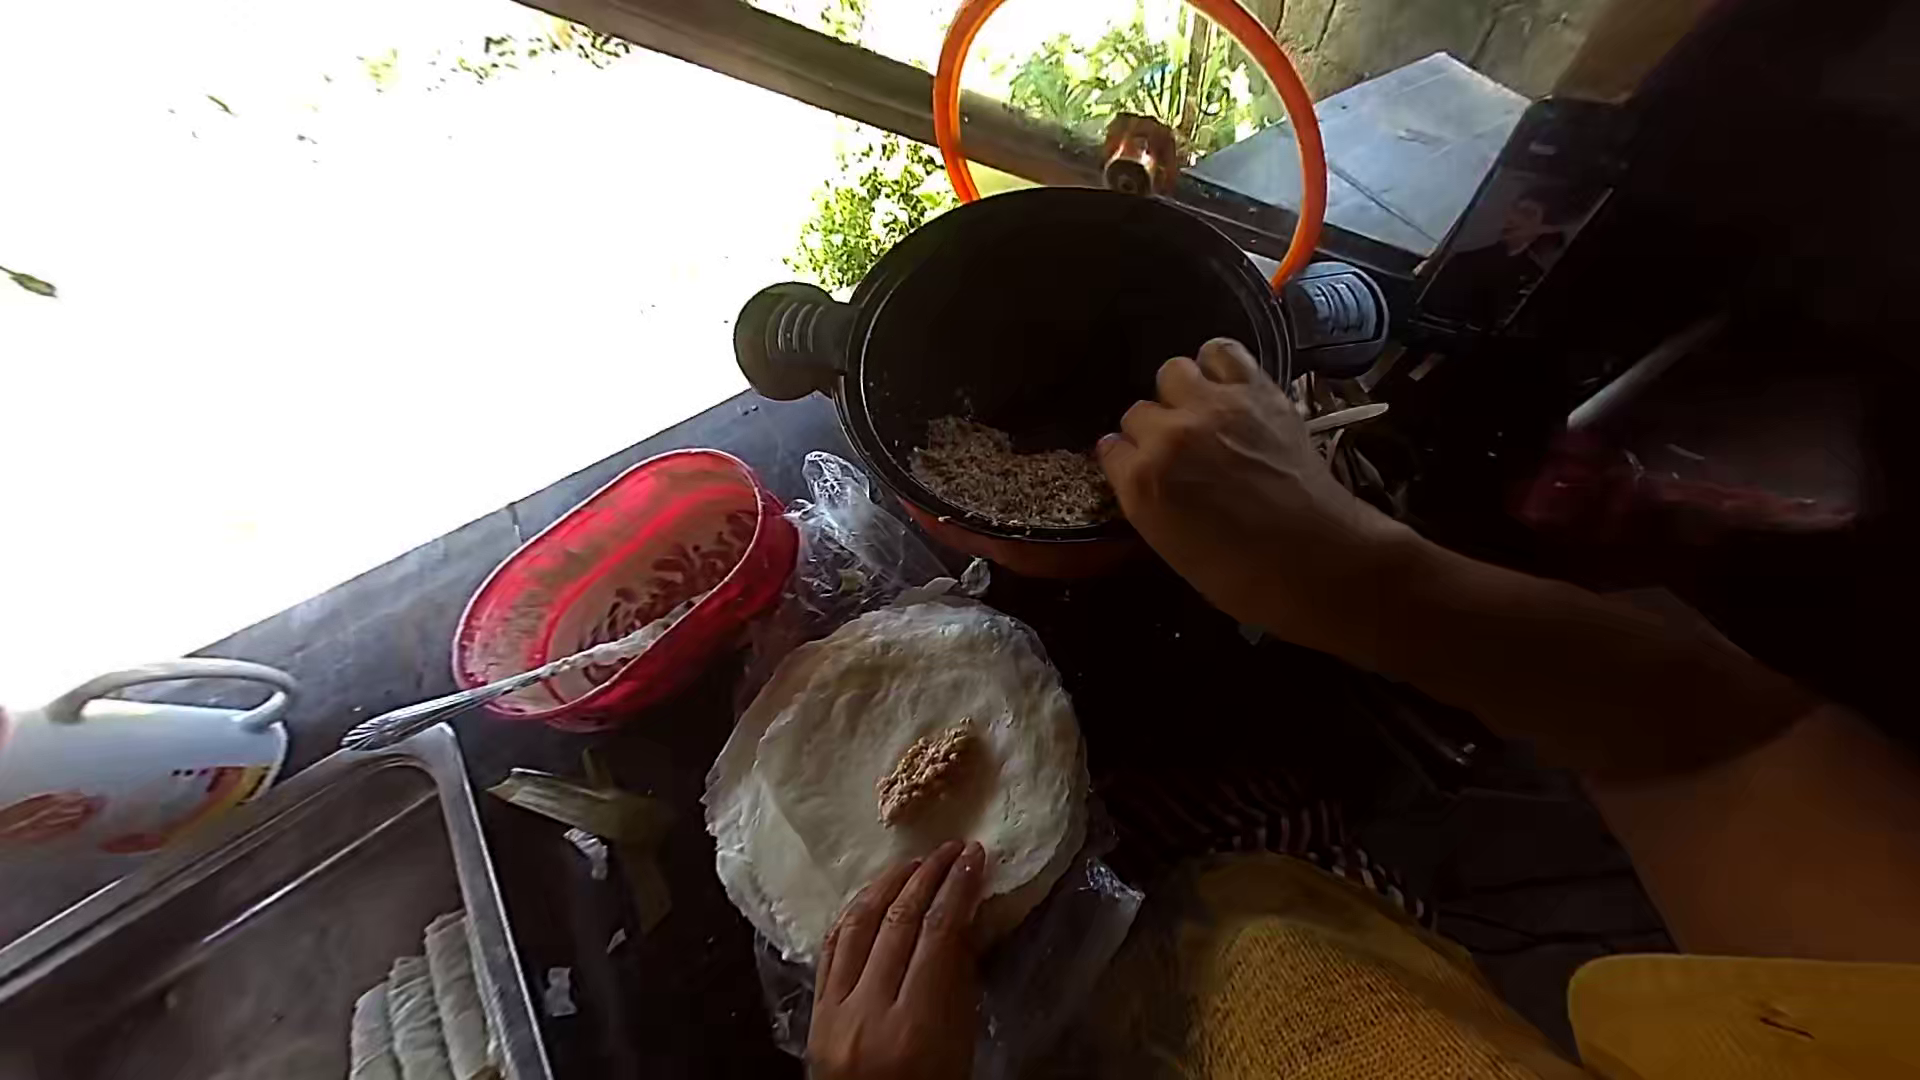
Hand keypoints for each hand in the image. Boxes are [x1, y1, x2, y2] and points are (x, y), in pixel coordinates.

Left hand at [808, 840, 986, 1079]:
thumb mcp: (961, 1047)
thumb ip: (959, 977)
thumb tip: (963, 910)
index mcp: (913, 1029)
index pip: (938, 933)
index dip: (958, 886)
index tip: (974, 856)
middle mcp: (868, 1012)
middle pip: (900, 919)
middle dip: (930, 874)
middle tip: (951, 848)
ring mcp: (834, 1011)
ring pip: (859, 922)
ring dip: (890, 882)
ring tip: (916, 862)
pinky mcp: (814, 1012)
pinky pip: (832, 944)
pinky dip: (856, 910)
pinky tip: (876, 891)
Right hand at [1097, 338, 1415, 657]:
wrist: (1317, 562)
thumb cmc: (1236, 573)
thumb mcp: (1167, 544)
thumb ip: (1142, 496)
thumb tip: (1133, 465)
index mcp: (1142, 483)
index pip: (1109, 449)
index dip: (1124, 459)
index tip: (1136, 467)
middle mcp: (1169, 437)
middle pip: (1136, 411)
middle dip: (1149, 430)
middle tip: (1175, 448)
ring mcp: (1214, 408)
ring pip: (1172, 371)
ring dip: (1178, 392)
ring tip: (1196, 412)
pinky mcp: (1256, 391)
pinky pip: (1221, 352)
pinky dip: (1216, 365)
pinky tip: (1223, 388)